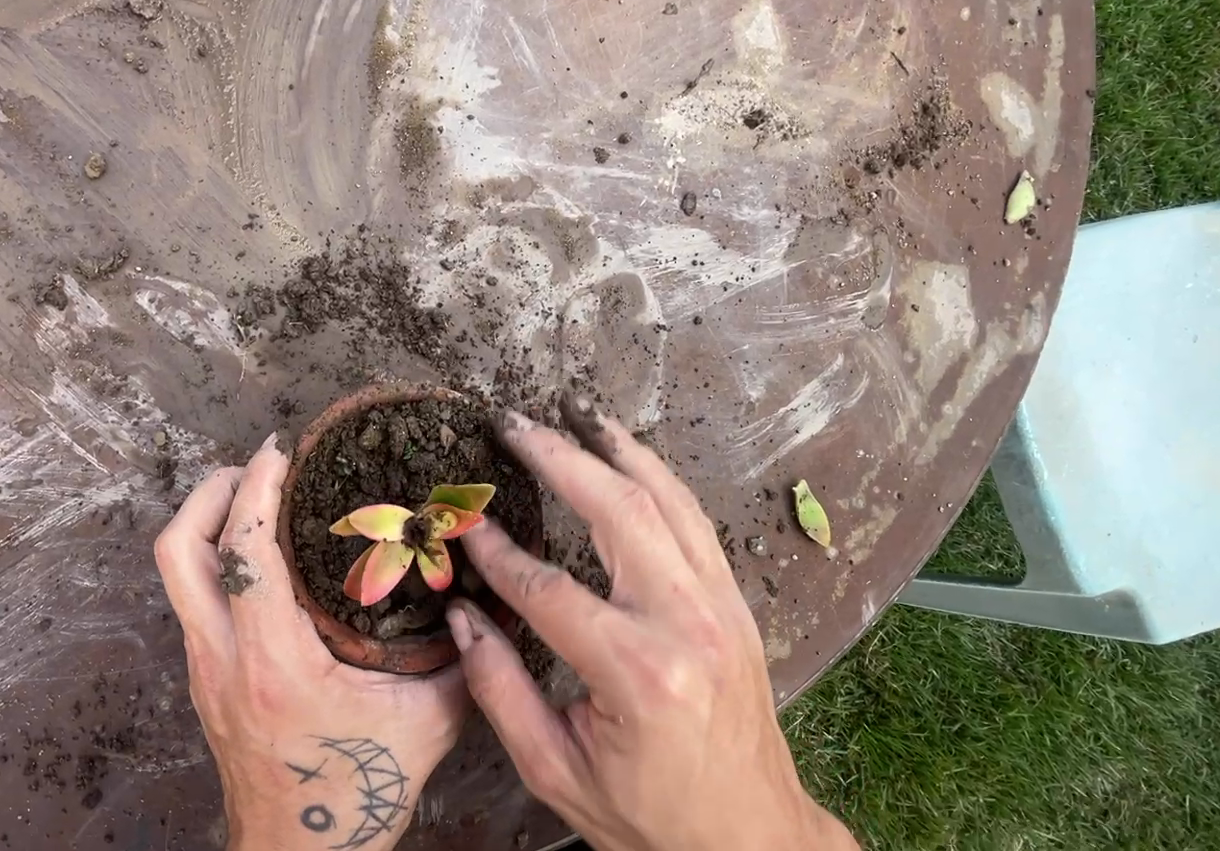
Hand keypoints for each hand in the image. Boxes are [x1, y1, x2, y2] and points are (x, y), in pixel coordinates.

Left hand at [156, 435, 469, 850]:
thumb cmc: (357, 793)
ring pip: (174, 571)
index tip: (278, 450)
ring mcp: (203, 668)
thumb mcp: (425, 721)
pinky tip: (257, 551)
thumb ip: (457, 655)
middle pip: (178, 550)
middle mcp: (222, 658)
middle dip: (211, 492)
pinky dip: (215, 554)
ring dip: (206, 519)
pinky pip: (192, 594)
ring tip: (252, 495)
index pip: (244, 553)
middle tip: (255, 467)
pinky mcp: (204, 676)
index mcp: (273, 662)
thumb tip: (482, 596)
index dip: (255, 488)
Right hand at [443, 398, 857, 850]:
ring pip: (664, 498)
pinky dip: (656, 474)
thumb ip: (500, 690)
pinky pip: (693, 517)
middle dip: (557, 458)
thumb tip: (463, 617)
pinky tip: (625, 453)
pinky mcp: (734, 599)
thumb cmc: (650, 816)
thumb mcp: (557, 771)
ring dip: (614, 447)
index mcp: (637, 671)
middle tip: (513, 424)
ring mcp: (719, 603)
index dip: (497, 551)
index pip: (548, 588)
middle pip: (616, 511)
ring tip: (573, 412)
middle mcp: (685, 621)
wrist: (756, 841)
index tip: (464, 522)